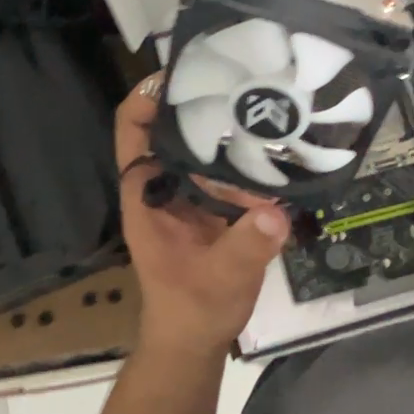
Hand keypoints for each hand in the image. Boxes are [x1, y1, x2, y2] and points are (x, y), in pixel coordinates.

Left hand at [115, 75, 290, 353]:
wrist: (196, 341)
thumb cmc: (193, 308)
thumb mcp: (220, 278)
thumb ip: (246, 246)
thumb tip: (275, 211)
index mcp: (146, 194)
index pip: (132, 130)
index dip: (146, 97)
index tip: (185, 72)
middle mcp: (165, 186)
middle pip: (172, 129)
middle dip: (200, 100)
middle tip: (242, 75)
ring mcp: (191, 196)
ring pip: (204, 147)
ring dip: (230, 125)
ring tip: (268, 98)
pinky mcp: (217, 208)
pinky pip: (230, 171)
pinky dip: (250, 157)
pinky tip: (282, 142)